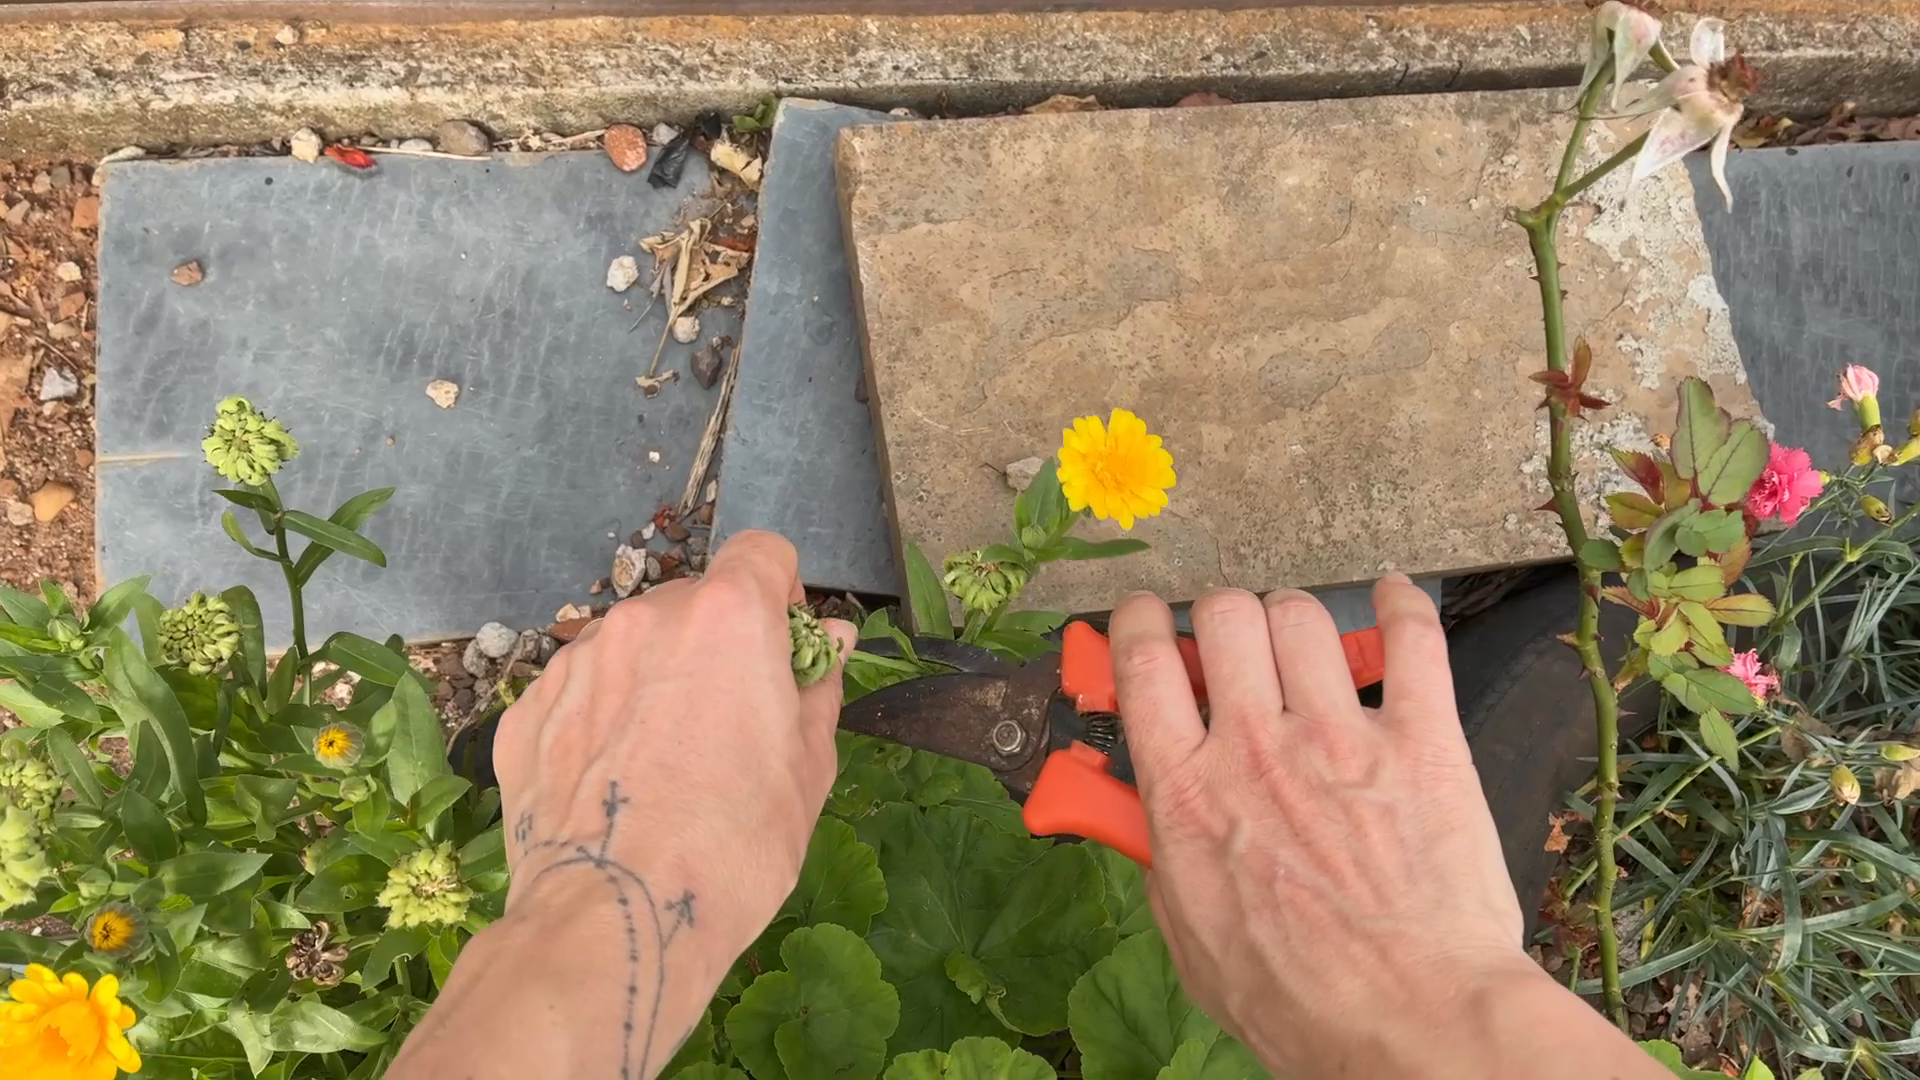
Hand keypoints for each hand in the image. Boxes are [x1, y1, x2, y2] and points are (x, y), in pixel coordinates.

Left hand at [391, 532, 852, 1079]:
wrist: (614, 924)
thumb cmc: (739, 839)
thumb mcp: (810, 762)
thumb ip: (819, 683)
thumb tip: (827, 641)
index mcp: (730, 616)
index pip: (764, 552)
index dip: (783, 591)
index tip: (781, 644)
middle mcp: (649, 616)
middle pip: (700, 599)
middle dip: (721, 639)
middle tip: (727, 715)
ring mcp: (580, 659)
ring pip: (640, 641)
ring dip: (661, 673)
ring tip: (663, 755)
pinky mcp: (528, 708)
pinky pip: (587, 685)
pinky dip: (607, 710)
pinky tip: (614, 777)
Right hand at [1109, 579, 1632, 1077]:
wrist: (1419, 1033)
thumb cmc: (1292, 997)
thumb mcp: (1184, 931)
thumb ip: (1154, 850)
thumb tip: (1143, 802)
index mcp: (1187, 788)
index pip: (1142, 661)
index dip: (1135, 620)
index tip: (1144, 619)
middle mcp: (1253, 745)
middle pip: (1222, 615)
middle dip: (1218, 614)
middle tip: (1230, 645)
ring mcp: (1338, 738)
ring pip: (1300, 616)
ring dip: (1289, 617)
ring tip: (1297, 646)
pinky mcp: (1420, 744)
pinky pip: (1411, 643)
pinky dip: (1400, 605)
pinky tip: (1390, 592)